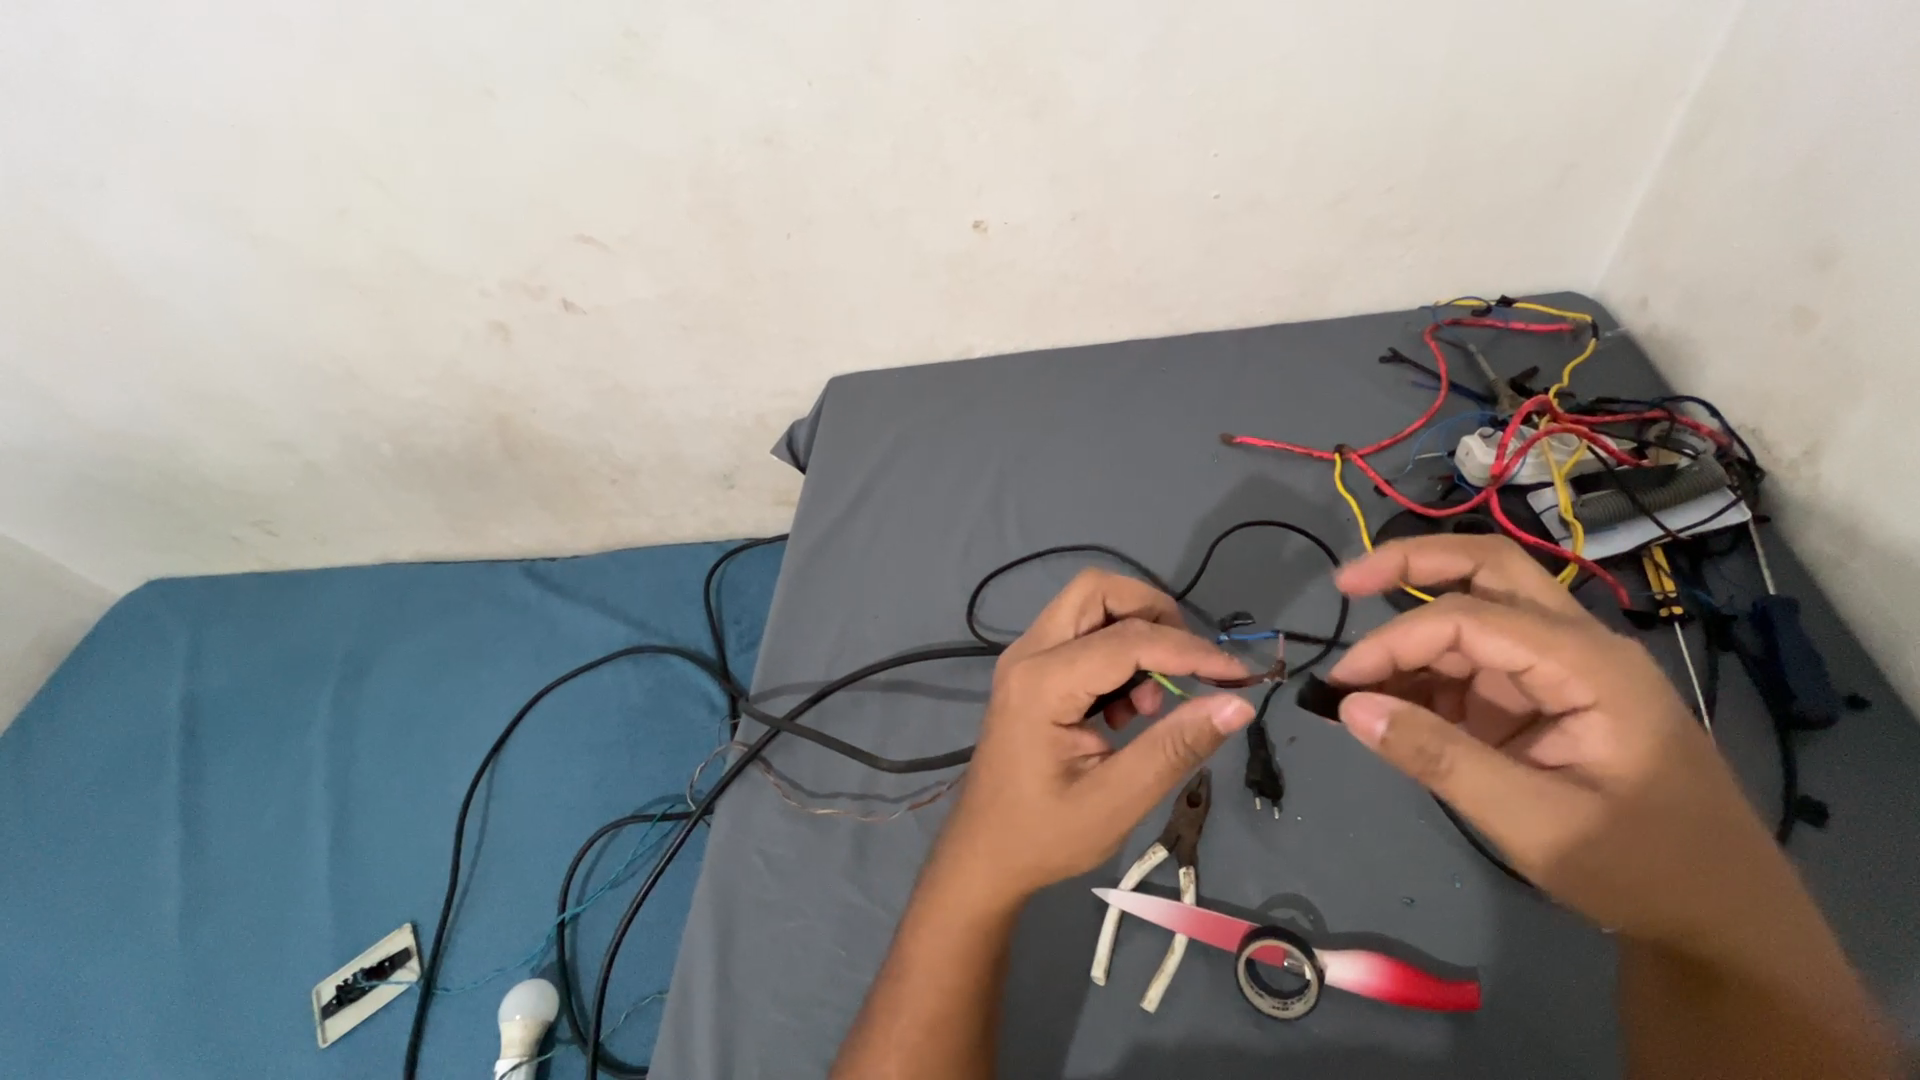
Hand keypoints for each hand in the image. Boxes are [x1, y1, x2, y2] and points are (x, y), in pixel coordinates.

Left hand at [930, 569, 1255, 905]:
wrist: (984, 854)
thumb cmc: (1044, 835)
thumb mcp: (1117, 800)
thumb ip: (1175, 746)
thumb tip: (1237, 703)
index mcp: (1042, 683)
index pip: (1129, 639)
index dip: (1191, 651)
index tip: (1238, 676)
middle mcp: (1028, 654)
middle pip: (1097, 590)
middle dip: (1153, 614)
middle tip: (1187, 665)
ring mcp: (1024, 659)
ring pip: (1089, 606)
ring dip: (1134, 635)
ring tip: (1148, 705)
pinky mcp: (1030, 672)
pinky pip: (1080, 634)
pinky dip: (1114, 653)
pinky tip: (1124, 713)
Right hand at [1326, 535, 1795, 953]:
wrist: (1723, 919)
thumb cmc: (1642, 868)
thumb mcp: (1533, 821)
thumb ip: (1439, 757)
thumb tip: (1350, 705)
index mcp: (1590, 666)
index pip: (1470, 618)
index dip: (1396, 641)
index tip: (1342, 684)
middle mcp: (1578, 649)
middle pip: (1489, 570)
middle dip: (1412, 564)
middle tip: (1346, 583)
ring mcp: (1564, 672)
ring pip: (1477, 614)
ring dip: (1414, 636)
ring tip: (1357, 679)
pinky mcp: (1547, 700)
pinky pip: (1478, 664)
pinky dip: (1428, 675)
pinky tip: (1393, 703)